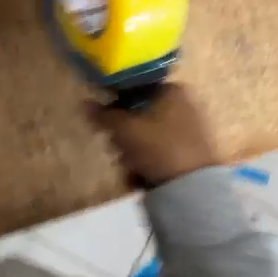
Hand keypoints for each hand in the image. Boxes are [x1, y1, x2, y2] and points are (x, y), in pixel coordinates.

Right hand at [87, 84, 220, 187]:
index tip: (106, 126)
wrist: (191, 186)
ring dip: (133, 154)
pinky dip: (149, 163)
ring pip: (147, 137)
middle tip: (118, 150)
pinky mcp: (193, 152)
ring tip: (131, 169)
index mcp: (171, 90)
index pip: (133, 91)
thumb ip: (103, 115)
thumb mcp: (124, 129)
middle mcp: (184, 104)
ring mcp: (191, 129)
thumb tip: (84, 103)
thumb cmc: (158, 148)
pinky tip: (143, 176)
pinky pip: (160, 152)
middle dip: (124, 137)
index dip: (114, 108)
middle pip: (138, 117)